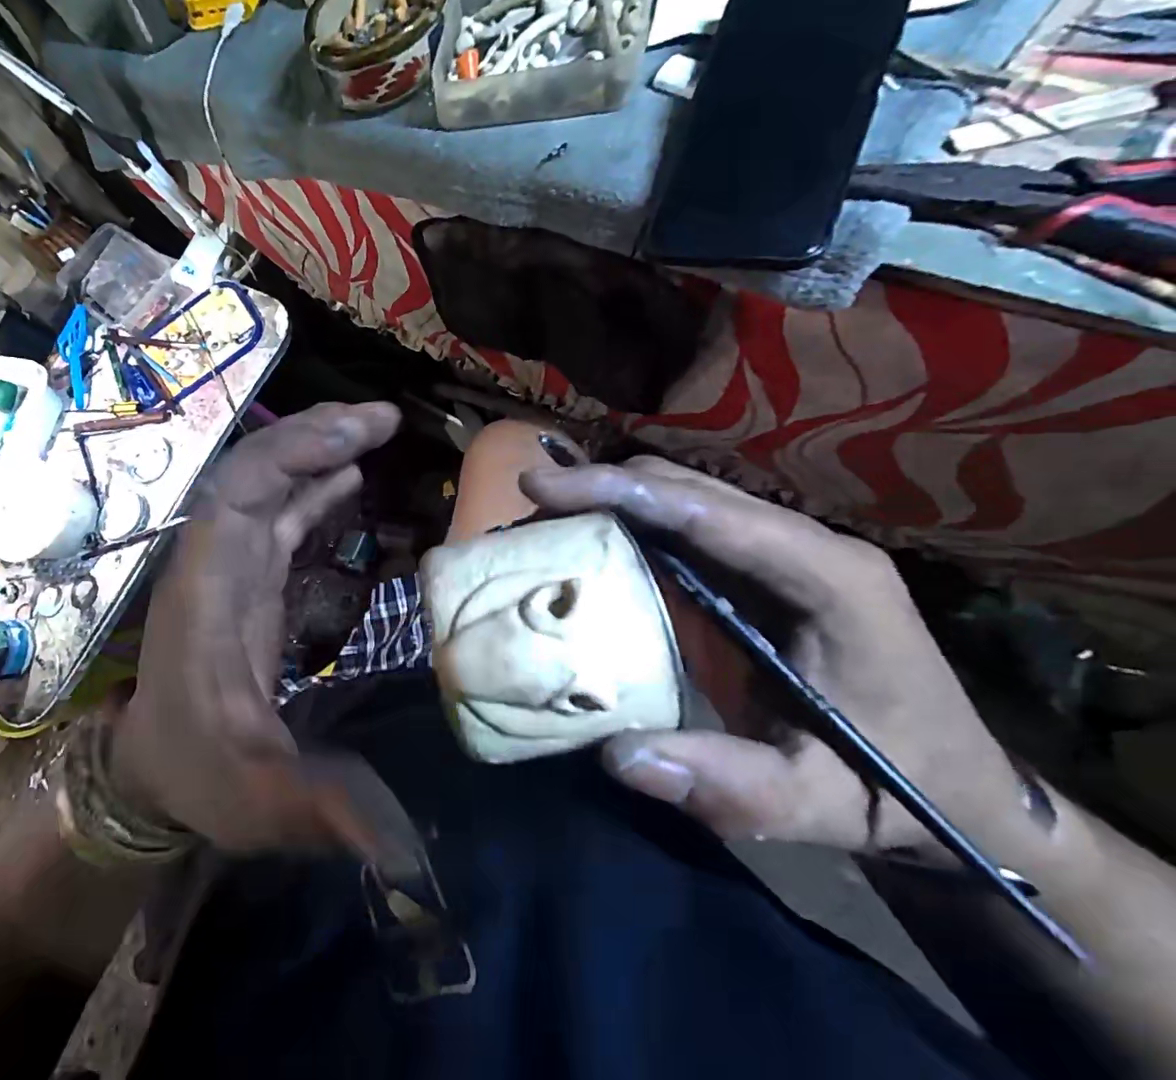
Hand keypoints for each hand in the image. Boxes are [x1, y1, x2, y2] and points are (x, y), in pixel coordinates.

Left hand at [111, 403, 420, 872]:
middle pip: (250, 477)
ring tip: (375, 430)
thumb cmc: (197, 776)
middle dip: (311, 438)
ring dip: (314, 455)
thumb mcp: (258, 801)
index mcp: (207, 594)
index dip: (290, 455)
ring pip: (266, 491)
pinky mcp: (245, 588)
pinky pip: (279, 522)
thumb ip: (321, 810)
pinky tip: (348, 479)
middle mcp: (212, 569)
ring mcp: (228, 574)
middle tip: (383, 418)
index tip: (357, 435)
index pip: (237, 498)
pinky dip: (312, 492)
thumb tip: (407, 851)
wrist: (156, 773)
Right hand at [521, 457, 1026, 854]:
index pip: (713, 514)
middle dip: (597, 490)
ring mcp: (776, 557)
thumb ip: (731, 785)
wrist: (952, 786)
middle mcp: (803, 550)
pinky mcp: (751, 573)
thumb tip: (619, 756)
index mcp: (830, 582)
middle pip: (685, 489)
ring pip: (676, 500)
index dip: (621, 492)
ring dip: (601, 504)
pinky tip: (575, 549)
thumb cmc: (892, 787)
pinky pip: (674, 530)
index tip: (538, 489)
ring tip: (534, 528)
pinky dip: (617, 527)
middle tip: (521, 515)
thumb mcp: (814, 803)